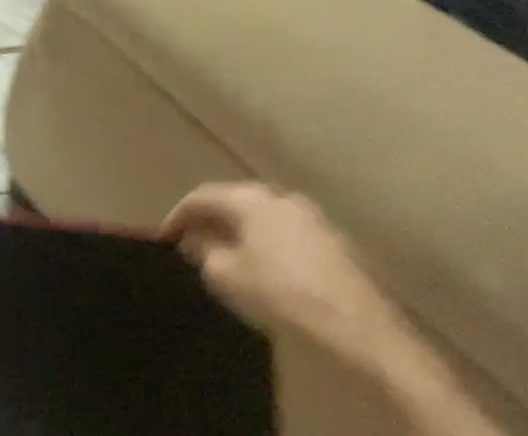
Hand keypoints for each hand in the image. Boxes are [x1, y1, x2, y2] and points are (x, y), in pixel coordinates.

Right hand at [162, 182, 406, 362]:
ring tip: (224, 253)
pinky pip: (285, 231)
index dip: (178, 215)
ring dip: (238, 229)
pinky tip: (261, 264)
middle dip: (209, 219)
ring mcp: (313, 218)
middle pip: (233, 201)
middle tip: (191, 240)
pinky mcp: (334, 242)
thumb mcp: (225, 274)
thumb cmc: (282, 295)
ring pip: (261, 216)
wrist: (362, 331)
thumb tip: (200, 240)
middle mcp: (280, 198)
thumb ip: (204, 250)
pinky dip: (265, 241)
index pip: (201, 197)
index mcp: (250, 200)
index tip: (165, 236)